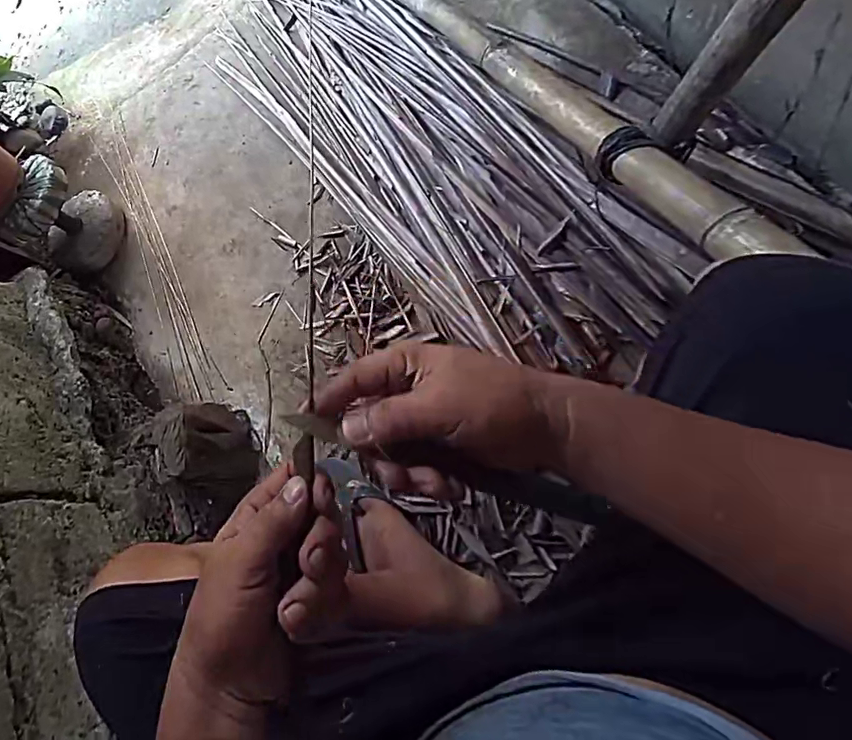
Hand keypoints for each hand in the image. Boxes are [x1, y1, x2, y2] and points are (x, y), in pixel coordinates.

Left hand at [159, 463, 325, 738]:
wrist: (230, 688)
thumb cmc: (220, 619)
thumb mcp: (239, 563)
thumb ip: (272, 521)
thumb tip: (301, 482)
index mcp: (256, 517)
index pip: (290, 481)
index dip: (310, 484)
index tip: (320, 497)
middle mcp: (283, 537)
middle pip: (322, 515)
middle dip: (319, 542)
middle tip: (307, 563)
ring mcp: (301, 568)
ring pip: (334, 554)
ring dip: (316, 585)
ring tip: (290, 608)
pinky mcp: (318, 599)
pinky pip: (338, 590)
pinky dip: (319, 610)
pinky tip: (295, 624)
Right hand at [313, 342, 573, 495]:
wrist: (548, 429)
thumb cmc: (492, 403)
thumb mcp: (438, 408)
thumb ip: (389, 418)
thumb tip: (343, 430)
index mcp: (403, 365)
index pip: (354, 378)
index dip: (329, 398)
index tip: (304, 420)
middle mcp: (405, 391)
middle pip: (367, 425)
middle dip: (384, 455)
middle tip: (401, 474)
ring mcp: (421, 420)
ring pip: (389, 452)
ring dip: (408, 473)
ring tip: (438, 482)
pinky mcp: (437, 446)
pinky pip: (413, 466)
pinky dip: (427, 480)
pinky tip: (453, 485)